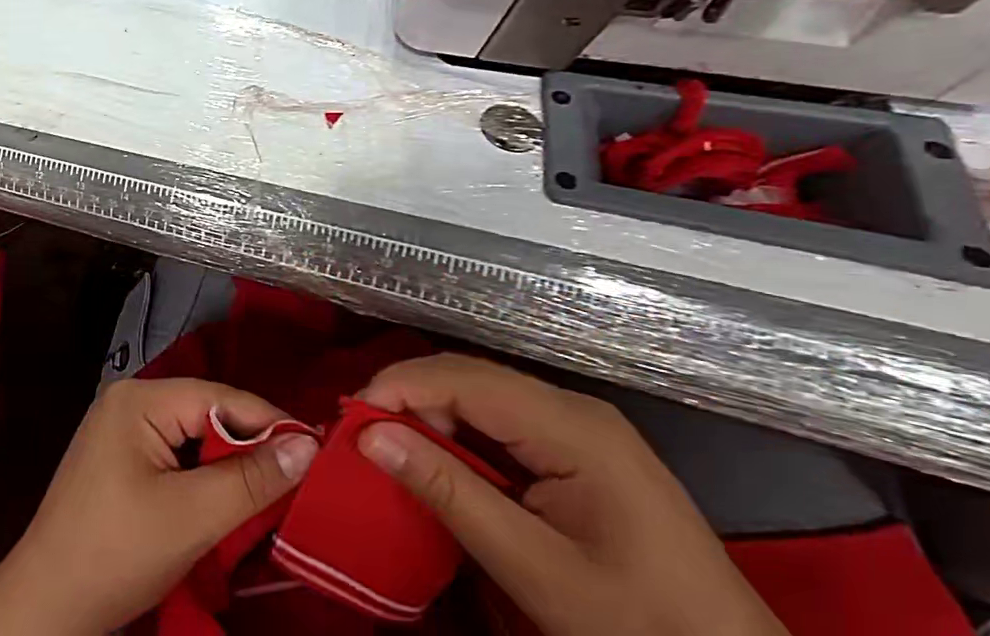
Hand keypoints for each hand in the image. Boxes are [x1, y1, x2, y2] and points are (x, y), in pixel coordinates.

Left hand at [0, 378, 318, 635]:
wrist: (48, 604)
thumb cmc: (116, 551)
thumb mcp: (191, 515)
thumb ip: (251, 478)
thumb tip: (309, 444)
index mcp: (138, 398)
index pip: (219, 396)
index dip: (270, 421)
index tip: (319, 449)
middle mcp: (129, 402)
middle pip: (207, 413)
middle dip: (251, 444)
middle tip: (302, 472)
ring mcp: (122, 431)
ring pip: (195, 436)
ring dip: (231, 463)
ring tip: (277, 486)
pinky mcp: (122, 460)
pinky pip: (177, 455)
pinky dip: (206, 475)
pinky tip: (232, 495)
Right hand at [356, 355, 788, 635]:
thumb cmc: (640, 622)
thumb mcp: (537, 569)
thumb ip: (450, 495)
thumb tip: (371, 437)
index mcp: (572, 426)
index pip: (463, 378)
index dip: (399, 387)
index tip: (349, 420)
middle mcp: (573, 410)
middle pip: (469, 379)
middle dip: (409, 399)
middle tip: (362, 438)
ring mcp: (579, 428)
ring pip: (480, 398)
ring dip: (430, 419)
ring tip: (390, 452)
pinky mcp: (578, 451)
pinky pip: (501, 425)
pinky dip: (459, 439)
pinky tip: (438, 466)